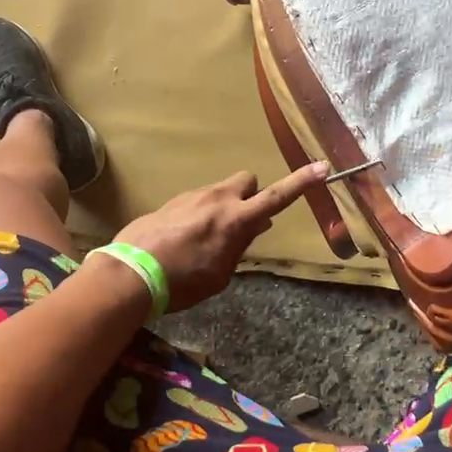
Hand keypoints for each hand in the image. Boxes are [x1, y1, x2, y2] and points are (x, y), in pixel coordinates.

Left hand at [110, 161, 327, 310]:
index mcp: (235, 220)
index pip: (276, 197)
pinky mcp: (171, 200)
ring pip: (220, 191)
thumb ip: (239, 247)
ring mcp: (192, 196)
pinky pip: (197, 200)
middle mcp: (216, 199)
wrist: (129, 274)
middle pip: (247, 181)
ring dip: (222, 207)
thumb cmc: (181, 283)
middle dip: (250, 196)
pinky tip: (182, 241)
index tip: (322, 167)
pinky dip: (199, 214)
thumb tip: (255, 227)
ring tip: (204, 241)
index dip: (301, 183)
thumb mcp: (218, 276)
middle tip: (241, 223)